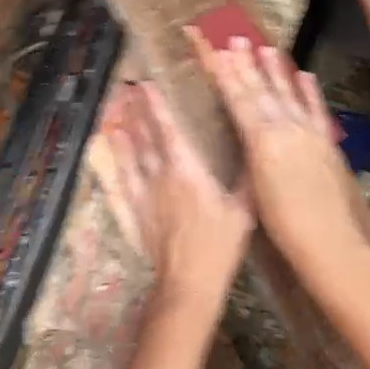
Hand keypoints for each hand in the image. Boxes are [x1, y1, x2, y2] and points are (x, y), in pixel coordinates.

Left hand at [103, 79, 254, 310]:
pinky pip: (123, 180)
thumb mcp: (243, 210)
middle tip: (128, 88)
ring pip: (131, 155)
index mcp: (187, 170)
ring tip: (117, 109)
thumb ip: (248, 178)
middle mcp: (161, 175)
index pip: (168, 130)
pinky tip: (111, 147)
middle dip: (138, 111)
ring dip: (125, 130)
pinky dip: (116, 160)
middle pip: (146, 137)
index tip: (146, 85)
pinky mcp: (136, 211)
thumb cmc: (219, 246)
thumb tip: (258, 148)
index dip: (156, 106)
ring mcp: (145, 194)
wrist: (188, 284)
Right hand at [186, 29, 369, 296]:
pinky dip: (310, 92)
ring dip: (276, 70)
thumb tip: (242, 125)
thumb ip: (250, 149)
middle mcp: (287, 127)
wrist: (333, 244)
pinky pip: (316, 110)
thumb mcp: (256, 188)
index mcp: (263, 139)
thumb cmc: (285, 226)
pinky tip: (304, 75)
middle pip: (262, 89)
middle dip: (246, 63)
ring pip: (288, 93)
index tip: (215, 50)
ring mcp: (310, 133)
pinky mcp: (328, 143)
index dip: (226, 73)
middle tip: (234, 38)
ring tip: (265, 47)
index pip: (239, 98)